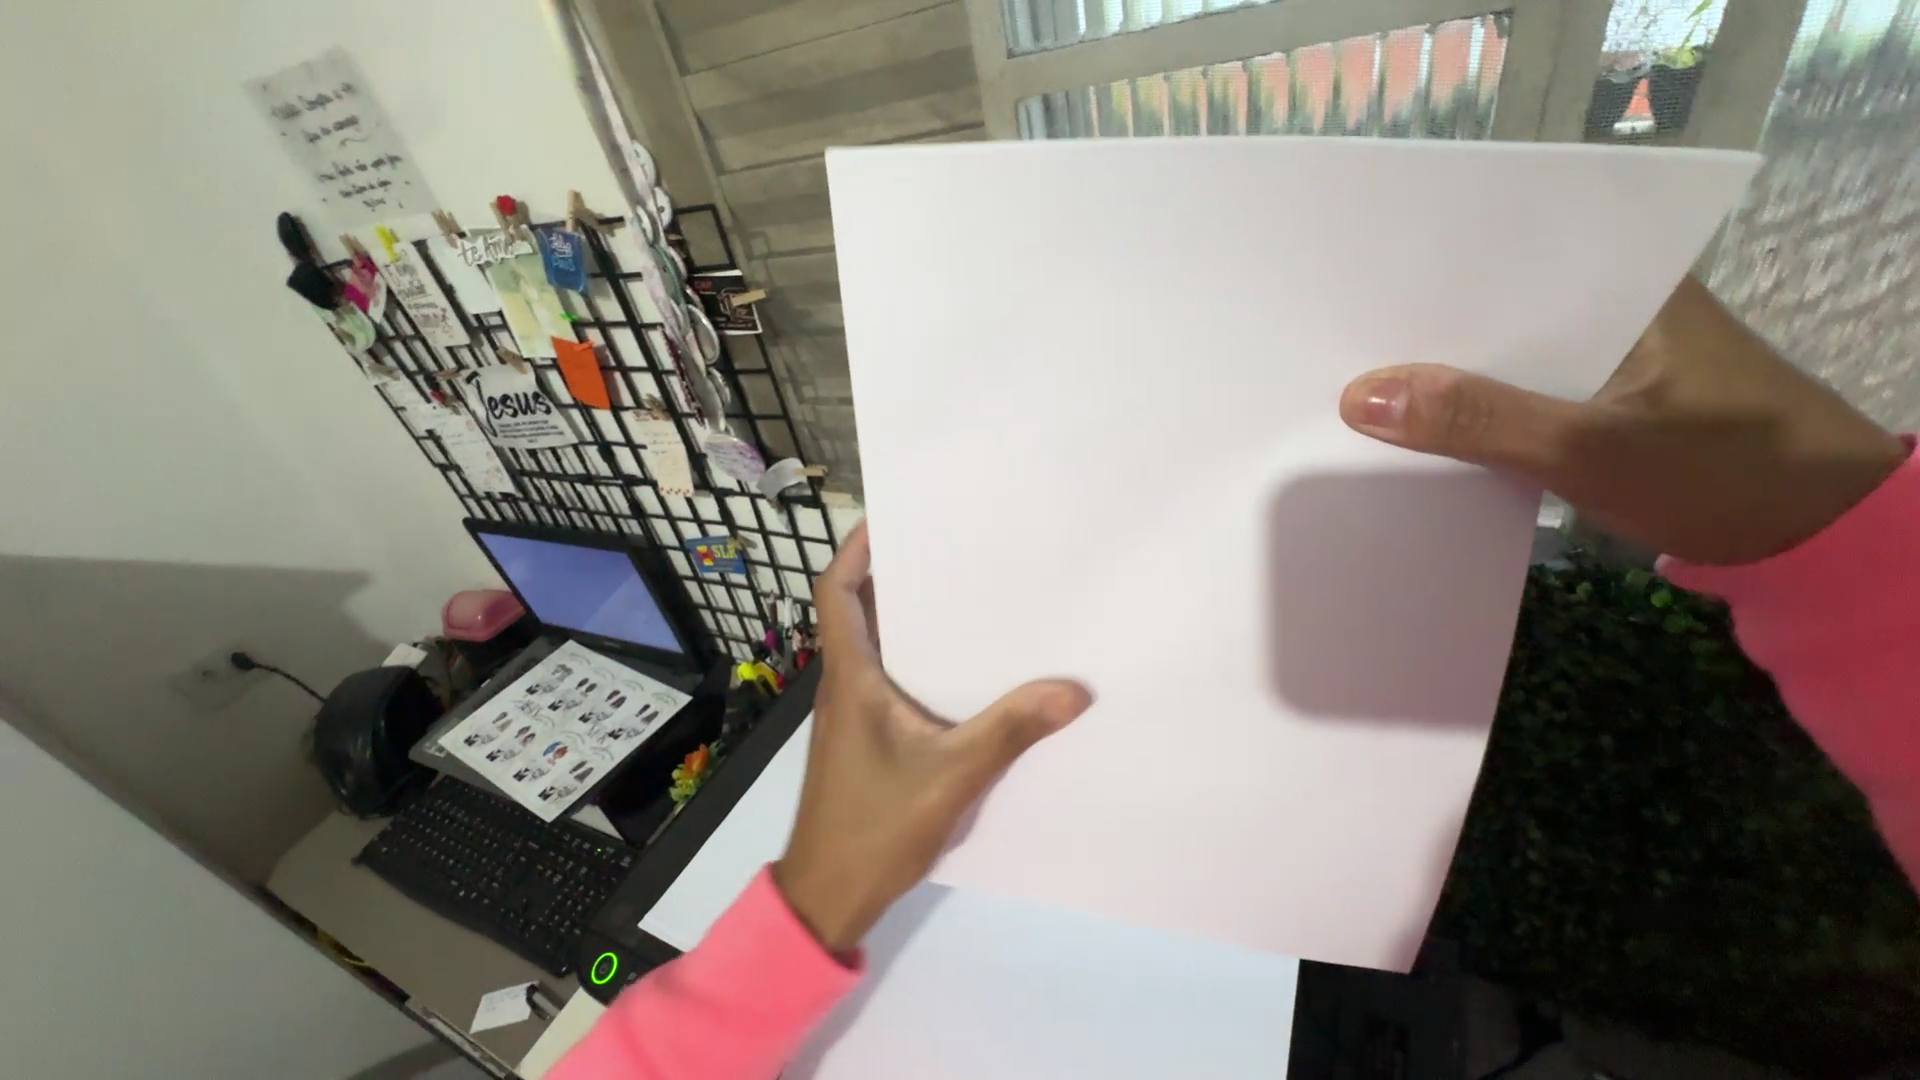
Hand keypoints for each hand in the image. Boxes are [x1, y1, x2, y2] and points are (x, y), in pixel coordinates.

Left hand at [773, 524, 1091, 952]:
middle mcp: (845, 683)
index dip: (857, 549)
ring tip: (965, 595)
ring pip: (877, 646)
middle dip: (898, 574)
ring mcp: (852, 713)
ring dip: (909, 618)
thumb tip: (1075, 689)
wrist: (827, 894)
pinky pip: (889, 679)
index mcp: (850, 676)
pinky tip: (962, 669)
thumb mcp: (950, 776)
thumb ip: (1010, 731)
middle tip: (951, 548)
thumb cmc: (874, 826)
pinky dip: (917, 661)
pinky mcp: (865, 738)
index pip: (837, 592)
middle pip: (861, 610)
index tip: (894, 517)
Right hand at [1339, 276, 1907, 564]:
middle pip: (1490, 312)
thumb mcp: (1590, 447)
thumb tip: (1359, 398)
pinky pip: (1505, 396)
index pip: (1506, 259)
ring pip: (1494, 358)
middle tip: (1334, 344)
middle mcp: (1606, 310)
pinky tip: (1413, 426)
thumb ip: (1479, 420)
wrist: (1808, 542)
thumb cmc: (1723, 475)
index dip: (1427, 277)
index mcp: (1624, 285)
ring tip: (1356, 382)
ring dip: (1438, 378)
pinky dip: (1464, 412)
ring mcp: (1596, 360)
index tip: (1352, 295)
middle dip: (1419, 332)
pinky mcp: (1586, 405)